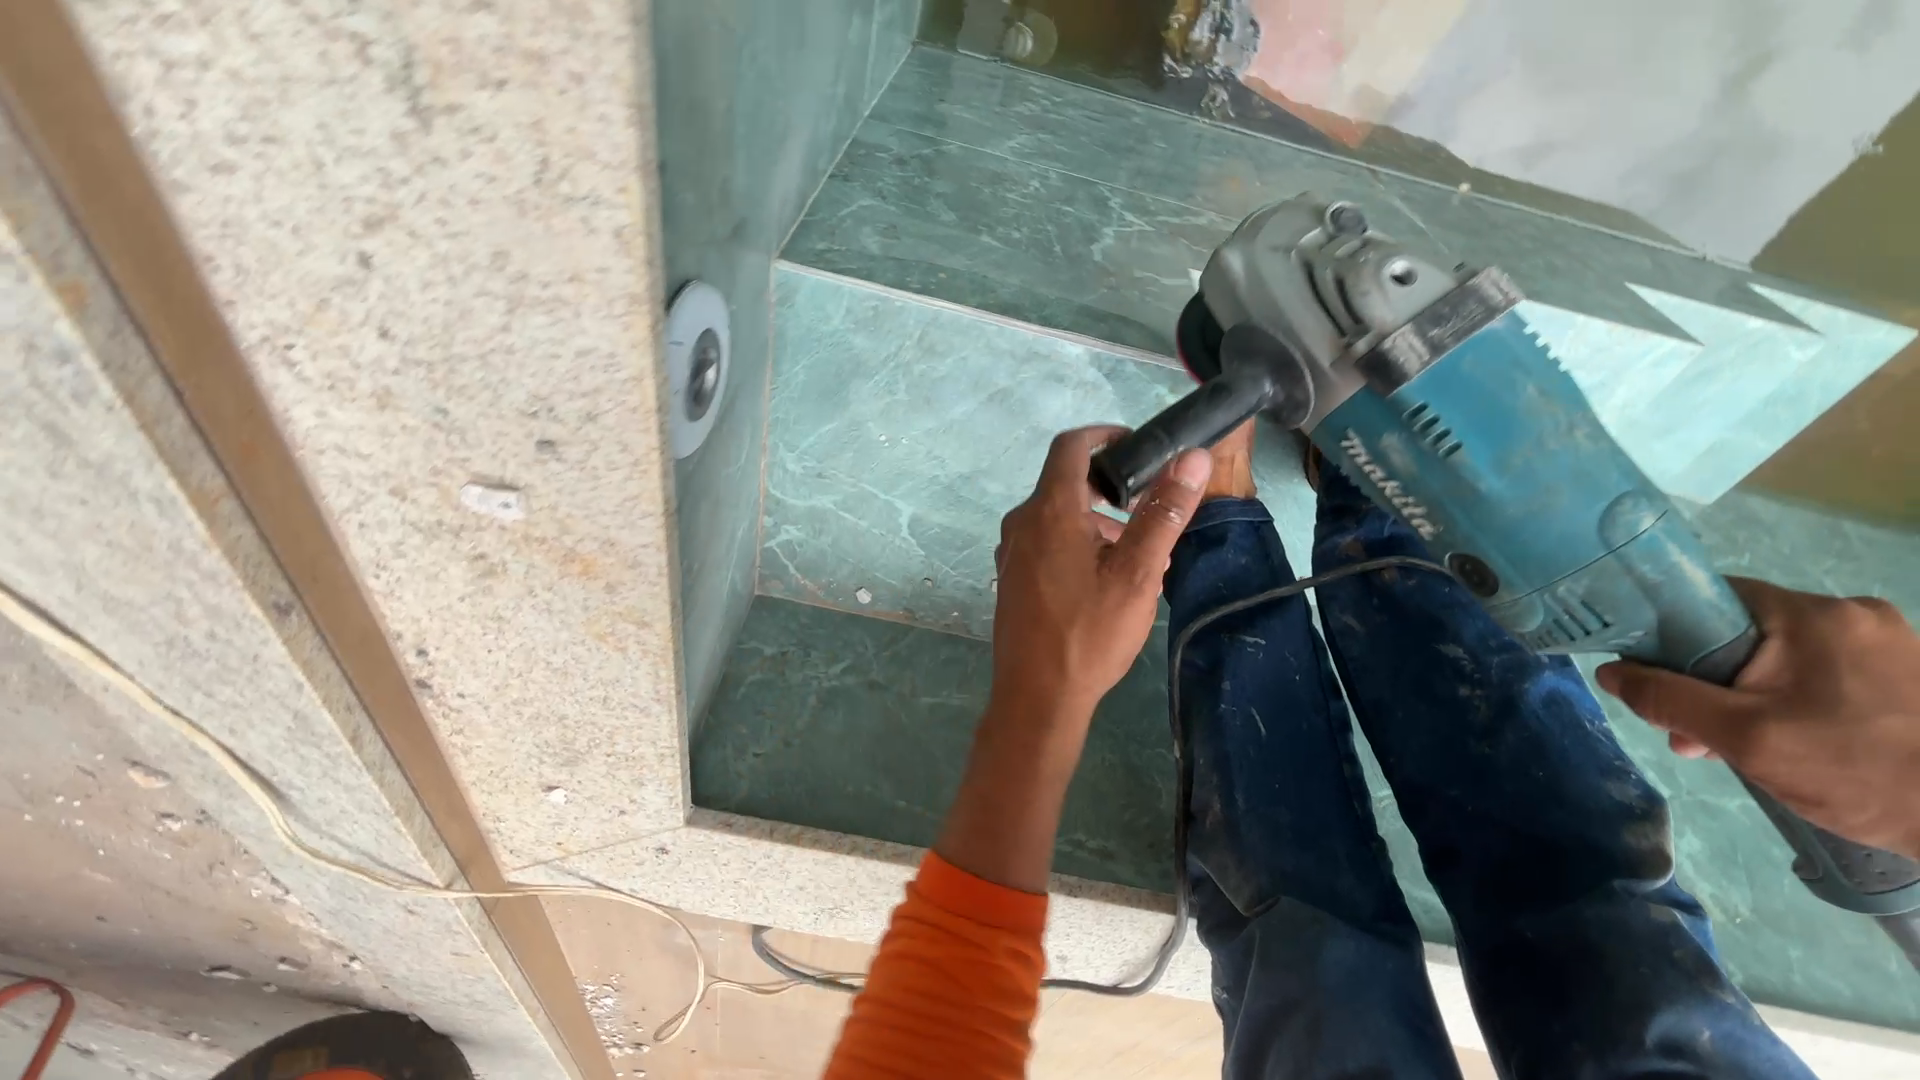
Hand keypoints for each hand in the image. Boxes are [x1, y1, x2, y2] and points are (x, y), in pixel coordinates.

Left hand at [939, 427, 1209, 891]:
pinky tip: (1106, 580)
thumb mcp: (1137, 573)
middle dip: (1111, 488)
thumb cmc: (1089, 634)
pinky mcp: (1012, 578)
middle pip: (1067, 482)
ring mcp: (1011, 552)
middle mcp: (1022, 522)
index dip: (1106, 435)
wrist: (1036, 697)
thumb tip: (1190, 459)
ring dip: (1098, 521)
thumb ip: (1163, 513)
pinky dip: (1078, 543)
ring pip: (1059, 517)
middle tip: (1151, 508)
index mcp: (1049, 510)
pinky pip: (1047, 543)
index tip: (1139, 447)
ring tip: (1140, 554)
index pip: (1071, 446)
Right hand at [1596, 579, 1919, 858]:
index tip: (1652, 676)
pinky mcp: (1906, 673)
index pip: (1712, 598)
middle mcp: (1855, 613)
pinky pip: (1820, 673)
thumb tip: (1609, 672)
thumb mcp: (1743, 738)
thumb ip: (1667, 699)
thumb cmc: (1857, 771)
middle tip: (1692, 731)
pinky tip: (1787, 740)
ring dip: (1746, 695)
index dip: (1668, 633)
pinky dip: (1790, 701)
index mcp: (1815, 613)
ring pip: (1781, 656)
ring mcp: (1889, 643)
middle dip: (1706, 679)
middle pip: (1744, 631)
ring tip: (1735, 747)